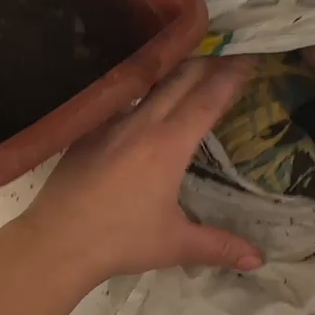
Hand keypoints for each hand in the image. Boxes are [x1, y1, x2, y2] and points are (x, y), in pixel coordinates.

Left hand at [15, 56, 264, 287]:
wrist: (56, 240)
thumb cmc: (119, 241)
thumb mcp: (175, 245)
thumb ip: (219, 245)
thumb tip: (258, 258)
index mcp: (168, 145)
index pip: (207, 99)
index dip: (230, 77)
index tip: (249, 60)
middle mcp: (140, 124)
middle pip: (179, 79)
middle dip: (207, 63)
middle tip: (228, 56)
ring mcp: (110, 124)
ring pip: (149, 85)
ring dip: (174, 72)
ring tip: (191, 66)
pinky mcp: (87, 131)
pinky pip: (120, 100)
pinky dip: (141, 91)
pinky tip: (142, 96)